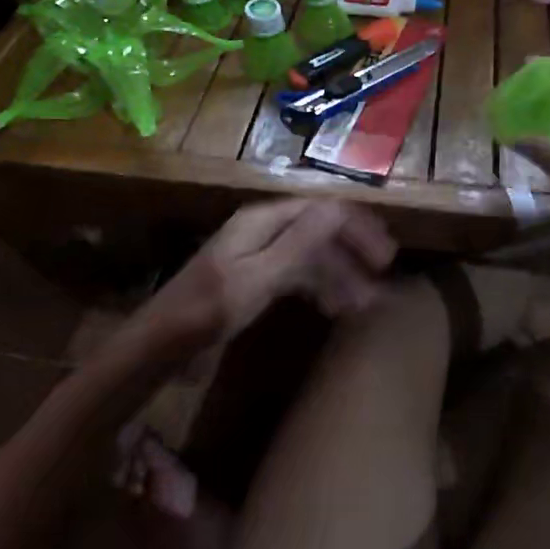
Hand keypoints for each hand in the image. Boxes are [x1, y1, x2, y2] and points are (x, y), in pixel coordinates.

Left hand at [130, 199, 396, 363]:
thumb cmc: (210, 309)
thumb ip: (301, 242)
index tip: (386, 257)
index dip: (357, 228)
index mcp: (262, 221)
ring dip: (337, 276)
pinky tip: (332, 308)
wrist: (163, 342)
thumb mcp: (260, 276)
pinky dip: (316, 289)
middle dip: (350, 254)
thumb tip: (340, 206)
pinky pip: (294, 276)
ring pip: (308, 256)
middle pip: (317, 231)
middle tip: (382, 283)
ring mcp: (256, 255)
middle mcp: (261, 230)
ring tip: (364, 305)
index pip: (321, 210)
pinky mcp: (251, 280)